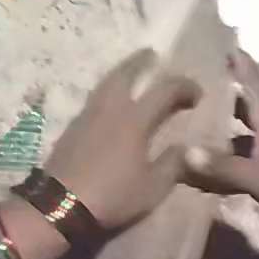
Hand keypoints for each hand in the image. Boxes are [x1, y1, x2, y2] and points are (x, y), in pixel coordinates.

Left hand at [44, 49, 201, 230]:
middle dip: (140, 61)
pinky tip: (110, 101)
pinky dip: (107, 91)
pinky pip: (94, 98)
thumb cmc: (112, 196)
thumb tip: (188, 146)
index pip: (164, 90)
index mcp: (134, 120)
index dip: (184, 86)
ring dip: (120, 73)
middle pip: (124, 73)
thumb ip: (173, 163)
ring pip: (105, 84)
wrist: (61, 204)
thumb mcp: (153, 187)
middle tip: (151, 54)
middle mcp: (109, 109)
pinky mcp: (71, 127)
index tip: (197, 93)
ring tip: (130, 72)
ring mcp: (86, 115)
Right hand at [189, 50, 258, 224]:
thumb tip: (185, 153)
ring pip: (248, 123)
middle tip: (200, 80)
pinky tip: (217, 152)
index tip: (225, 44)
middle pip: (246, 100)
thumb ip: (220, 166)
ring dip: (227, 118)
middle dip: (225, 89)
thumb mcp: (257, 177)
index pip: (252, 83)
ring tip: (200, 115)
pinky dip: (234, 141)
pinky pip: (252, 142)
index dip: (239, 64)